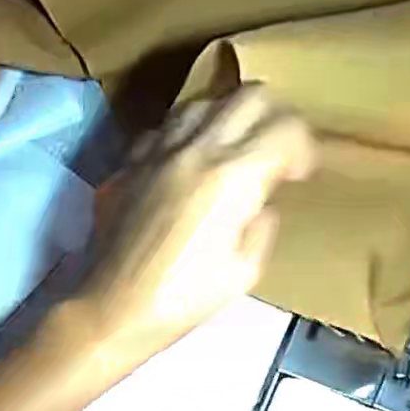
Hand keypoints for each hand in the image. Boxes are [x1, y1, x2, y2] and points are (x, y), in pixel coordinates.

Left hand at [65, 84, 314, 364]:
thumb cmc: (176, 304)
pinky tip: (180, 166)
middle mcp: (193, 152)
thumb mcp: (240, 275)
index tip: (296, 175)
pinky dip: (178, 138)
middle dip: (272, 117)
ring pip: (200, 104)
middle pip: (248, 96)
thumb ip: (260, 229)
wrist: (106, 314)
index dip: (302, 147)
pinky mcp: (124, 171)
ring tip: (225, 153)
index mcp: (231, 177)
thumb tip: (258, 206)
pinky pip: (157, 133)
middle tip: (270, 152)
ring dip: (222, 119)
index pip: (286, 128)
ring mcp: (153, 157)